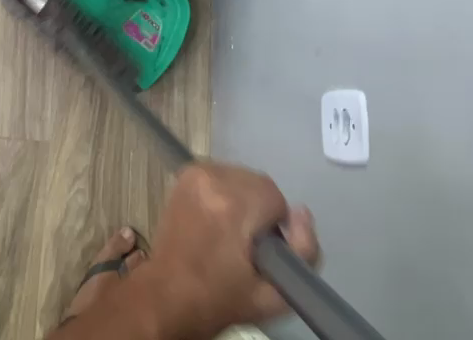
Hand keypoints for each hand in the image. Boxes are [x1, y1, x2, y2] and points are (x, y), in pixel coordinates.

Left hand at [148, 163, 319, 334]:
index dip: (277, 224)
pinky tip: (217, 218)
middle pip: (258, 183)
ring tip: (232, 231)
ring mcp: (195, 174)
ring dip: (244, 199)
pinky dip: (225, 192)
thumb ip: (304, 253)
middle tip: (249, 241)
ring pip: (240, 176)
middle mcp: (212, 179)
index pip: (276, 197)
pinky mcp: (184, 175)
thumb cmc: (221, 299)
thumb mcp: (275, 294)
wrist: (168, 295)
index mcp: (233, 205)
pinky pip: (221, 175)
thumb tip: (301, 213)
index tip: (264, 247)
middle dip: (261, 209)